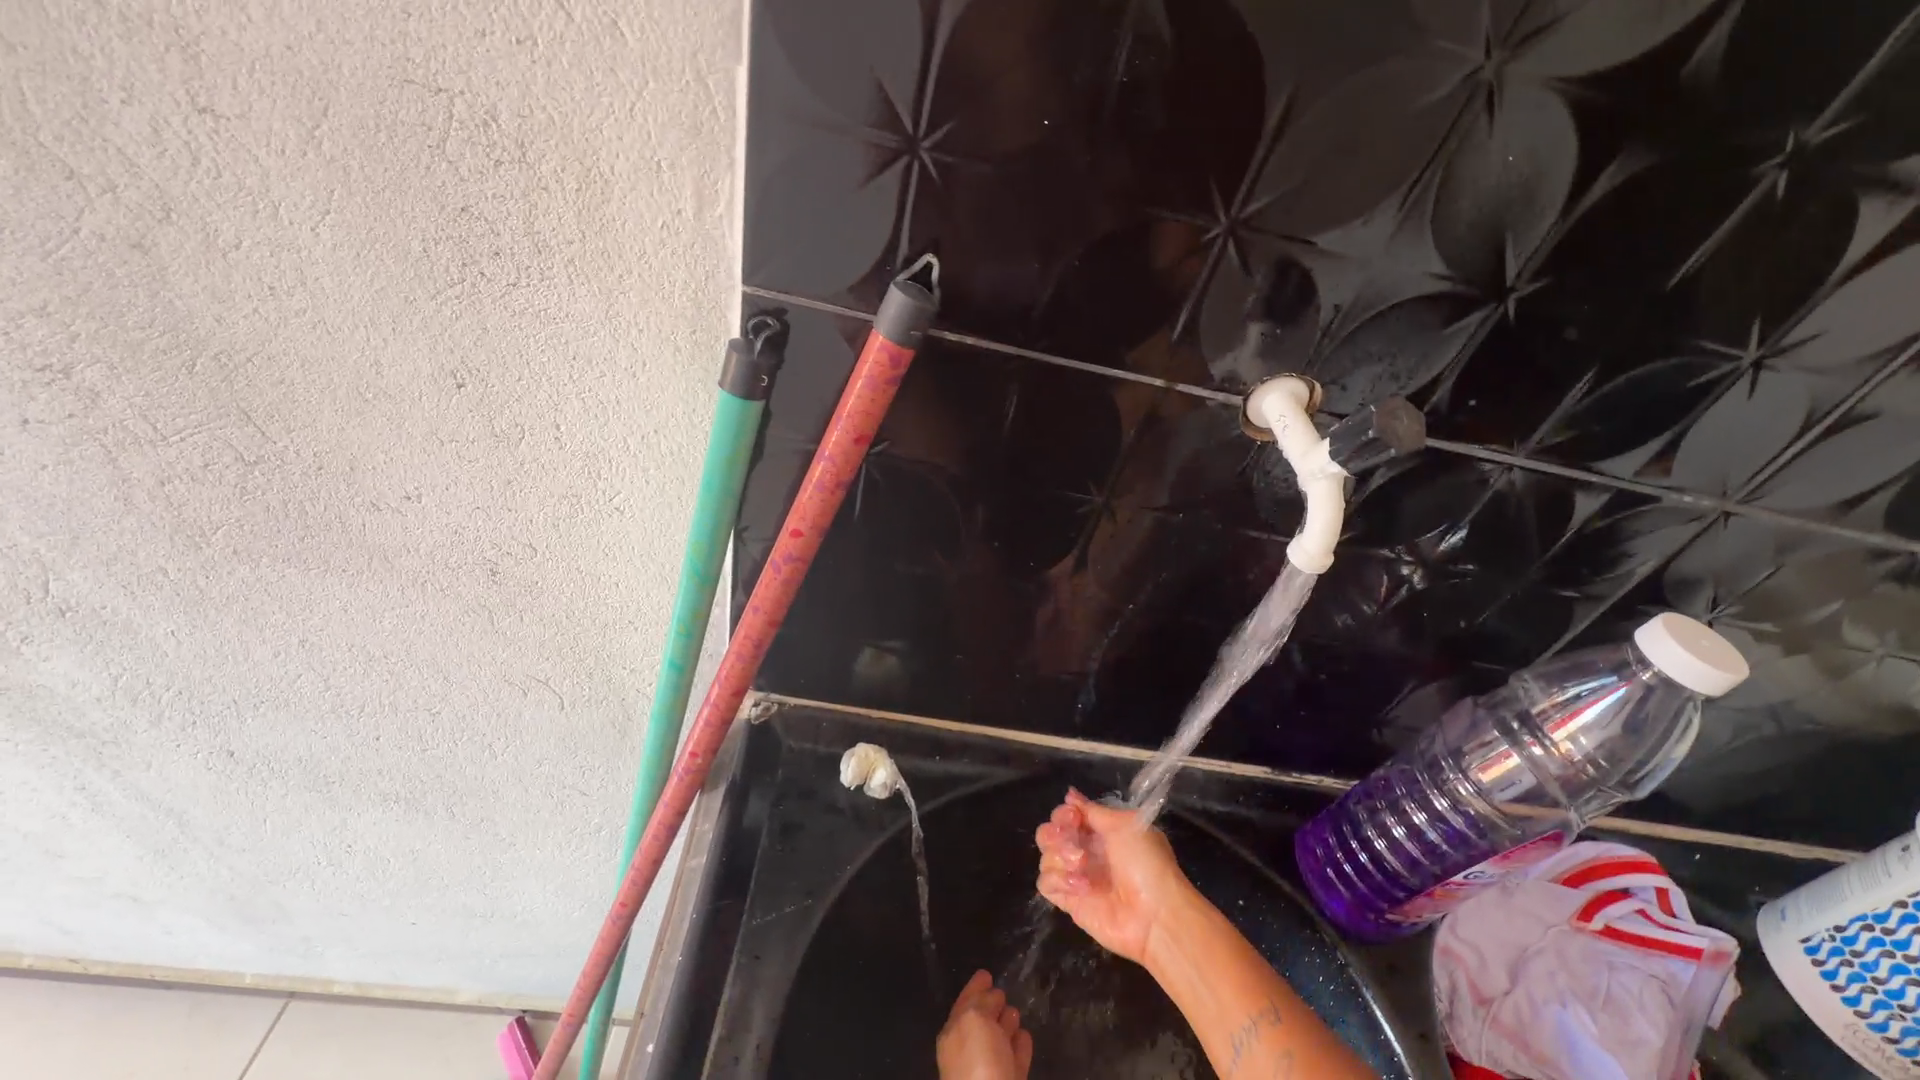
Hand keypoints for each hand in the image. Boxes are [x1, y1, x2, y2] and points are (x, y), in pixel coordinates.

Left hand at [937, 970, 1032, 1079]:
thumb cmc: (978, 1062)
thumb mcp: (975, 1020)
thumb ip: (981, 1004)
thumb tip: (993, 997)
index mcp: (954, 1033)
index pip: (964, 1003)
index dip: (974, 987)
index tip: (986, 973)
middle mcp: (968, 1051)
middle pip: (980, 1023)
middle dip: (990, 1006)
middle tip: (1002, 991)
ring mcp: (989, 1071)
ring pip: (998, 1042)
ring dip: (1006, 1026)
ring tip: (1016, 1012)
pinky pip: (1014, 1061)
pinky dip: (1020, 1048)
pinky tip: (1026, 1037)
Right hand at [1034, 788, 1193, 963]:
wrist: (1154, 914)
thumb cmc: (1145, 863)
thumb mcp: (1126, 825)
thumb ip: (1093, 810)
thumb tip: (1070, 794)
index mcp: (1101, 832)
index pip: (1067, 815)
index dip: (1064, 813)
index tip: (1073, 818)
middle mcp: (1086, 852)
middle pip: (1049, 833)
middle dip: (1056, 834)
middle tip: (1075, 845)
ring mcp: (1075, 876)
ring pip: (1046, 856)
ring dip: (1060, 857)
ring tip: (1081, 866)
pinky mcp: (1069, 900)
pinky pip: (1045, 882)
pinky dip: (1058, 880)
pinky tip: (1080, 887)